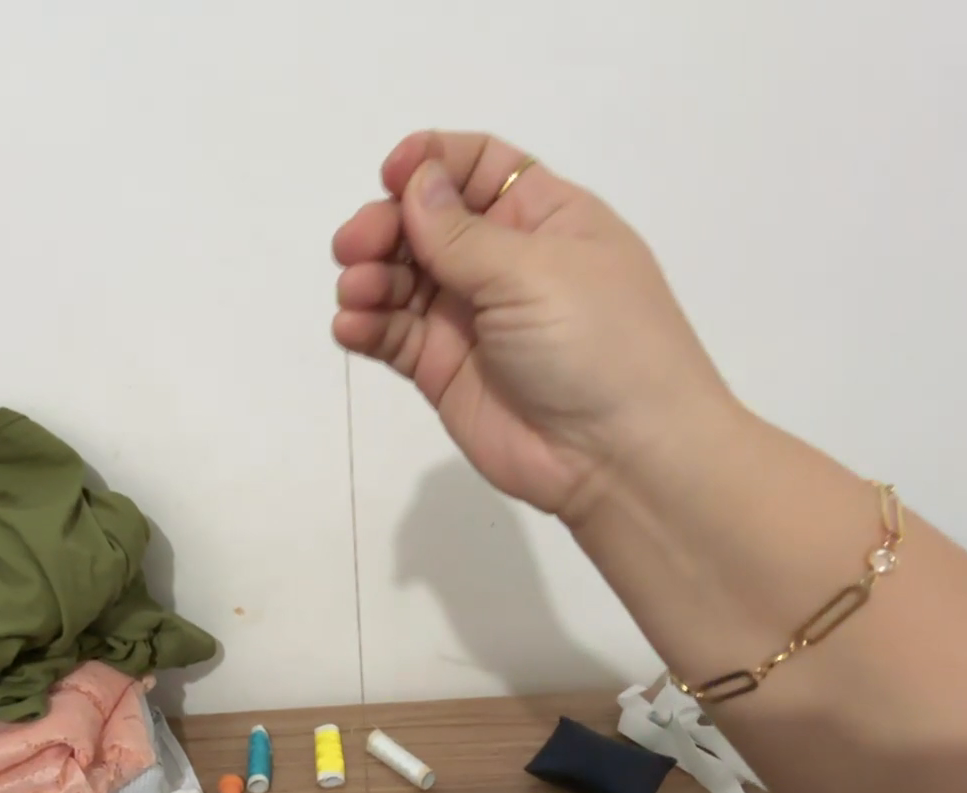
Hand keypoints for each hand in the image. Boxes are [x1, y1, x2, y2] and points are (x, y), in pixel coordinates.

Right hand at [332, 131, 736, 518]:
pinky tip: (352, 328)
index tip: (391, 175)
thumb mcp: (535, 271)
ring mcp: (467, 319)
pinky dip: (366, 327)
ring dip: (369, 279)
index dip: (432, 163)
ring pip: (401, 281)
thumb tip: (416, 183)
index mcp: (541, 218)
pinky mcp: (441, 370)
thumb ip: (462, 235)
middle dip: (385, 227)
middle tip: (353, 247)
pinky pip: (394, 337)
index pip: (479, 168)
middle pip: (426, 224)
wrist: (615, 455)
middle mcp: (500, 263)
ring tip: (356, 295)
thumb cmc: (596, 342)